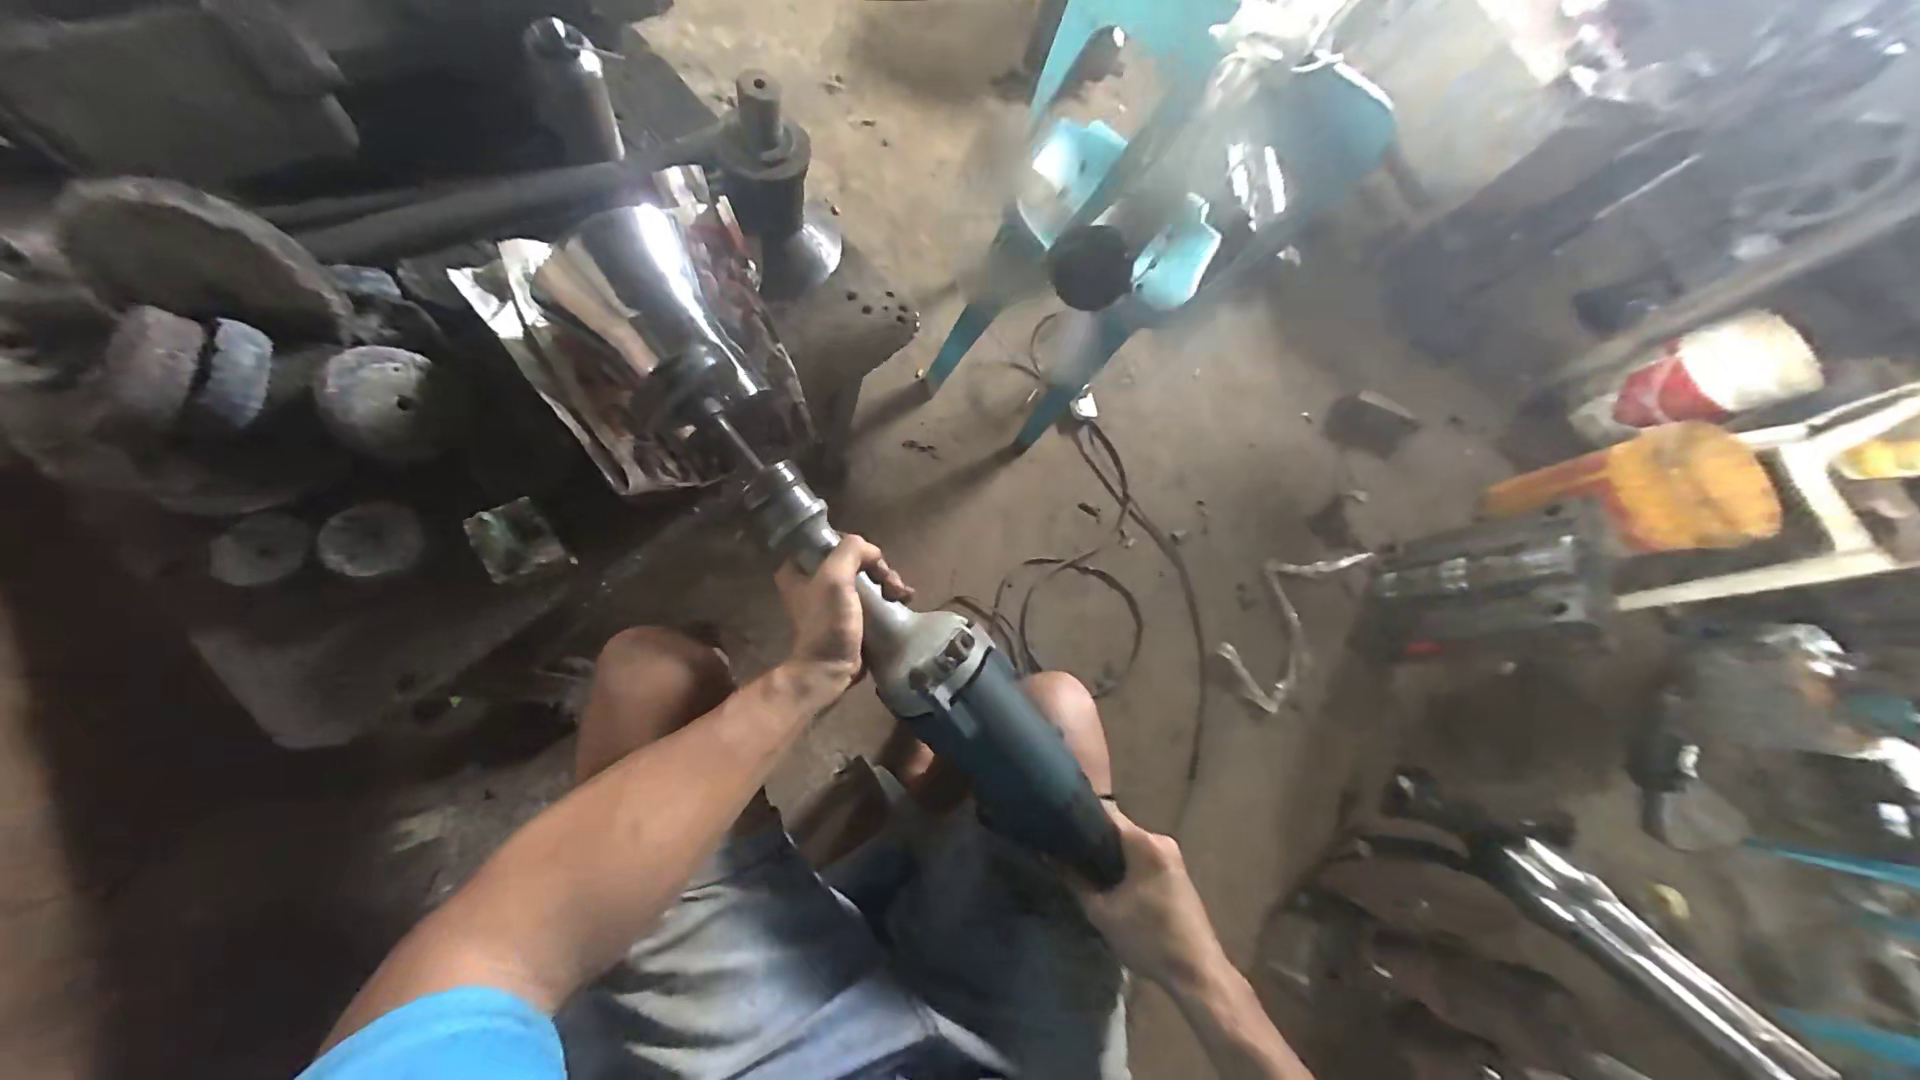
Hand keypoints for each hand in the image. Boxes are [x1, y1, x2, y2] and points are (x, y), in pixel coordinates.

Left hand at [774, 534, 910, 697]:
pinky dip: (888, 595)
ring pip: (867, 576)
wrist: (829, 670)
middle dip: (879, 569)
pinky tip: (903, 600)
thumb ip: (851, 551)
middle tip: (890, 584)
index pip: (834, 541)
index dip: (857, 548)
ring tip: (900, 596)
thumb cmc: (827, 624)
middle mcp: (813, 580)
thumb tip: (873, 552)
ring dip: (888, 581)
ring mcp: (833, 598)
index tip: (873, 563)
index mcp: (799, 568)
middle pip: (855, 559)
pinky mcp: (850, 614)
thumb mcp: (835, 578)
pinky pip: (872, 595)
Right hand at [1068, 804, 1228, 993]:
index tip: (1059, 826)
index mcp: (1144, 843)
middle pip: (1119, 829)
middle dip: (1094, 839)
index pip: (1106, 812)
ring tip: (1085, 867)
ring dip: (1111, 855)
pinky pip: (1144, 857)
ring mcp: (1173, 857)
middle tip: (1068, 851)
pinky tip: (1111, 882)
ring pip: (1131, 845)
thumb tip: (1050, 857)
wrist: (1197, 975)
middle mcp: (1161, 840)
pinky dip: (1127, 865)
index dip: (1080, 817)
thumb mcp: (1102, 912)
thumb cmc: (1148, 939)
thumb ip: (1075, 880)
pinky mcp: (1177, 873)